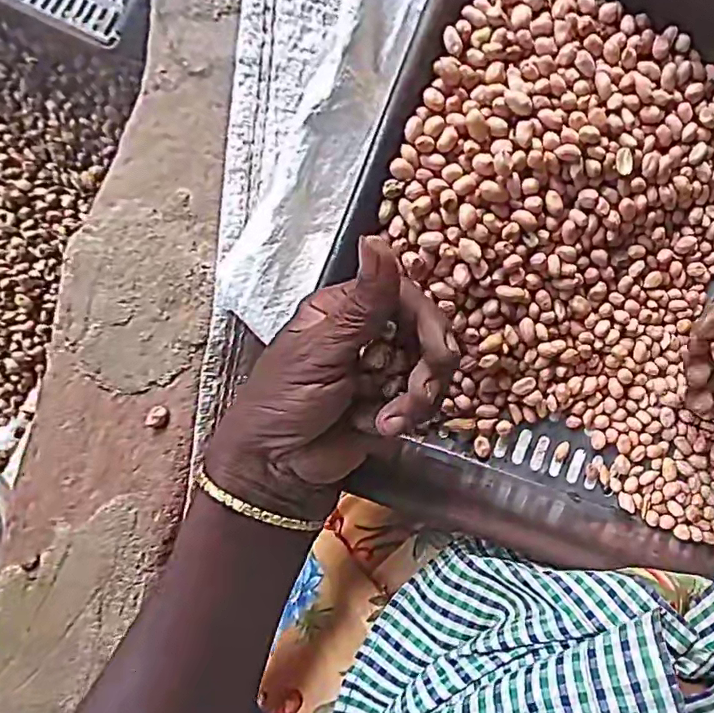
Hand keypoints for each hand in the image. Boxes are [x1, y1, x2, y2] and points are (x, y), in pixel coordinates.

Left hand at [204, 237, 457, 521]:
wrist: (276, 472)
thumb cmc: (280, 405)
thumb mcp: (322, 351)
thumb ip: (362, 302)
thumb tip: (376, 241)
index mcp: (347, 310)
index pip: (407, 297)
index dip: (428, 322)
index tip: (437, 349)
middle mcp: (371, 333)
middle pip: (428, 334)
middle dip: (428, 368)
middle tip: (417, 393)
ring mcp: (385, 368)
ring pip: (431, 370)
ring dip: (416, 398)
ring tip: (386, 420)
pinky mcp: (394, 399)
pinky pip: (424, 400)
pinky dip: (407, 416)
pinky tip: (380, 427)